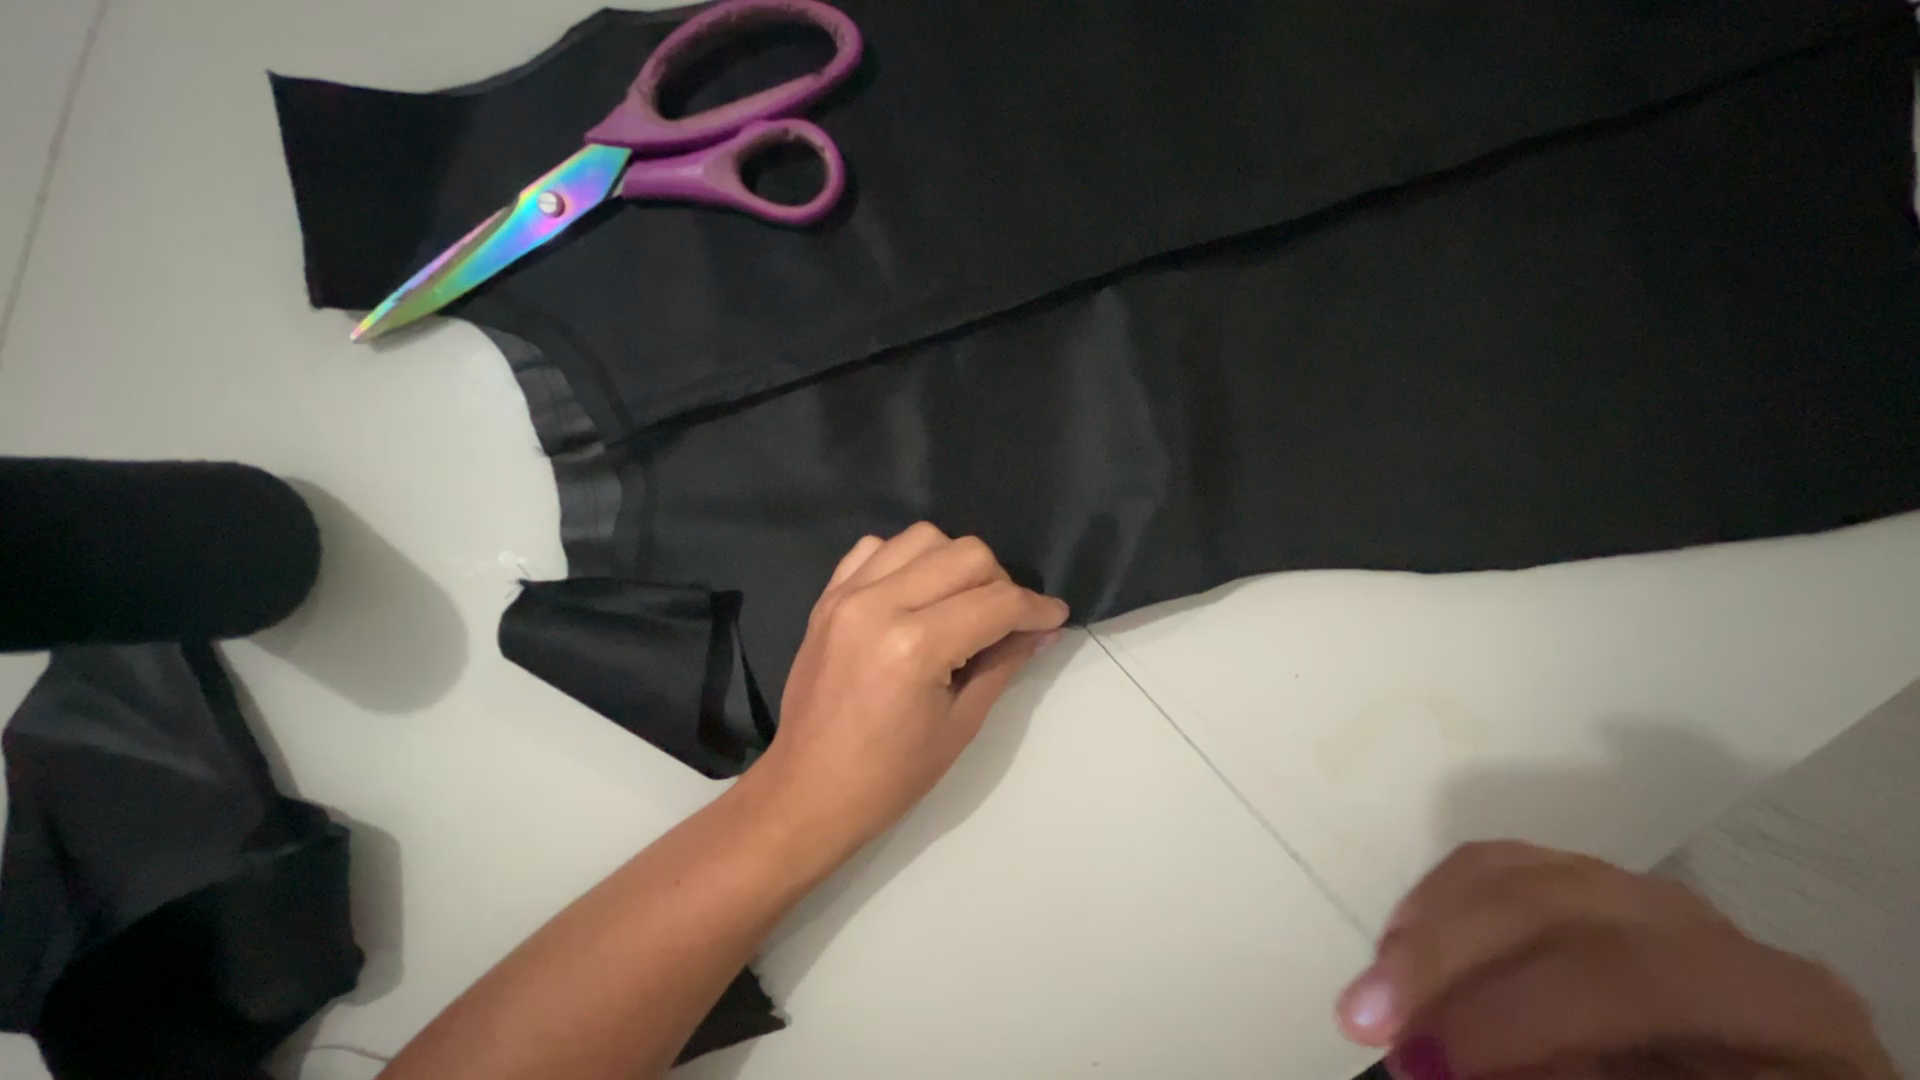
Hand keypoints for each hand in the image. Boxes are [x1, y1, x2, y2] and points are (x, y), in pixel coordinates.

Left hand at [751, 523, 1069, 847]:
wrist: (809, 789)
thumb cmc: (890, 775)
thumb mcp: (961, 724)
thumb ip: (1003, 664)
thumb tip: (1042, 629)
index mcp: (914, 646)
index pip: (997, 602)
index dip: (1036, 608)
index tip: (1054, 617)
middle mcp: (878, 604)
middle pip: (966, 554)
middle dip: (1001, 582)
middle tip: (1006, 621)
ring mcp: (847, 594)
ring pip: (923, 538)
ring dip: (955, 564)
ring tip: (960, 604)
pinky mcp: (827, 596)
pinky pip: (875, 548)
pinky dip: (905, 560)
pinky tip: (914, 594)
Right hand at [1337, 841, 1896, 1079]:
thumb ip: (1575, 1078)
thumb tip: (1465, 1063)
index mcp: (1777, 1005)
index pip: (1619, 980)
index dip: (1508, 1018)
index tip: (1421, 1067)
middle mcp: (1710, 931)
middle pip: (1553, 909)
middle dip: (1443, 964)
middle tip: (1365, 1019)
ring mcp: (1646, 899)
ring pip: (1515, 870)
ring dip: (1427, 928)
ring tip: (1375, 988)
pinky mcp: (1592, 887)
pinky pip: (1503, 863)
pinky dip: (1440, 899)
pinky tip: (1403, 938)